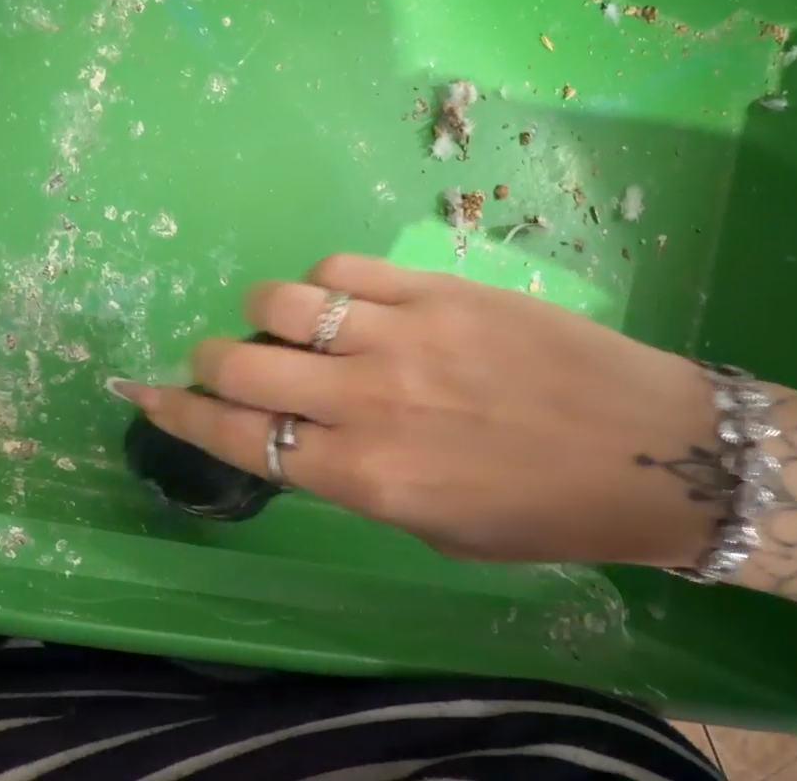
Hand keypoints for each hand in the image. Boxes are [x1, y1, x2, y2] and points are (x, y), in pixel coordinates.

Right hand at [113, 255, 724, 565]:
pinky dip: (323, 287)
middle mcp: (366, 402)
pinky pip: (342, 270)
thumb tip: (289, 428)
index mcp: (363, 476)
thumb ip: (349, 475)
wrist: (659, 453)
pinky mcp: (439, 289)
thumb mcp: (431, 525)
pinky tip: (342, 302)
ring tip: (289, 328)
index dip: (174, 411)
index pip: (235, 436)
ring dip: (263, 316)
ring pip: (280, 302)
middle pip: (239, 362)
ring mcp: (401, 336)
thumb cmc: (541, 511)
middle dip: (209, 362)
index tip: (137, 389)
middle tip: (224, 363)